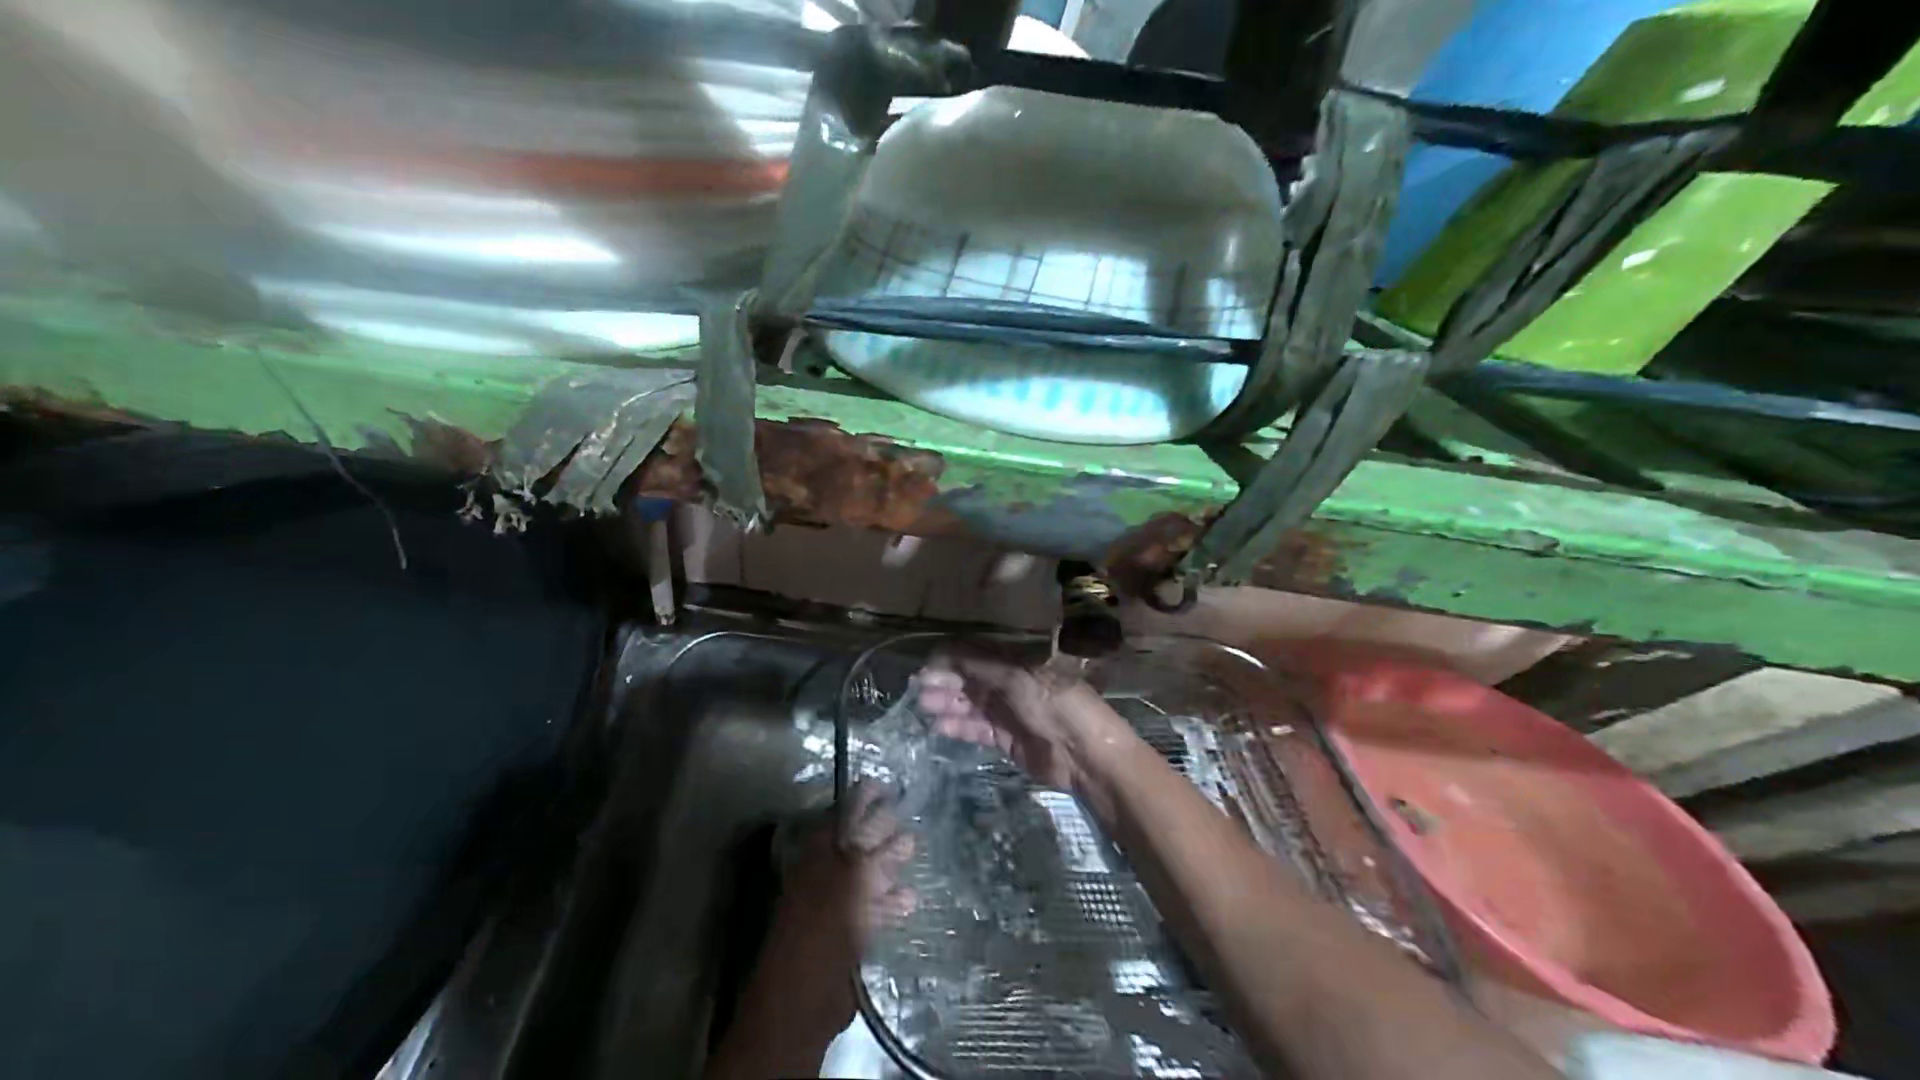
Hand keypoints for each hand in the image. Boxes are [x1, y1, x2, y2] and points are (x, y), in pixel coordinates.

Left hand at [707, 784, 913, 1078]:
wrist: (802, 1000)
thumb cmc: (824, 929)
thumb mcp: (853, 882)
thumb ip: (875, 857)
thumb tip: (901, 834)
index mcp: (818, 855)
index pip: (842, 816)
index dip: (863, 800)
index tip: (885, 785)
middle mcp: (824, 873)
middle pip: (856, 843)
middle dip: (880, 828)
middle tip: (905, 812)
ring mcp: (834, 904)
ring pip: (866, 875)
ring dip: (889, 864)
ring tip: (914, 848)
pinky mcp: (847, 934)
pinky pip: (871, 909)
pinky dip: (889, 903)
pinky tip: (910, 899)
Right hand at [916, 654, 1133, 794]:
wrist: (1085, 755)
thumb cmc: (1056, 705)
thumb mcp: (1018, 678)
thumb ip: (979, 666)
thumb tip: (940, 656)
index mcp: (1016, 662)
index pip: (975, 655)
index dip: (949, 659)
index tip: (924, 668)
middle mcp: (1009, 684)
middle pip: (969, 679)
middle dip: (943, 682)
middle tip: (917, 689)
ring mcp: (1007, 712)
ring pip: (969, 704)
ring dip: (947, 704)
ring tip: (923, 707)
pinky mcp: (1005, 739)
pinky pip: (976, 729)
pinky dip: (958, 727)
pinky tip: (939, 727)